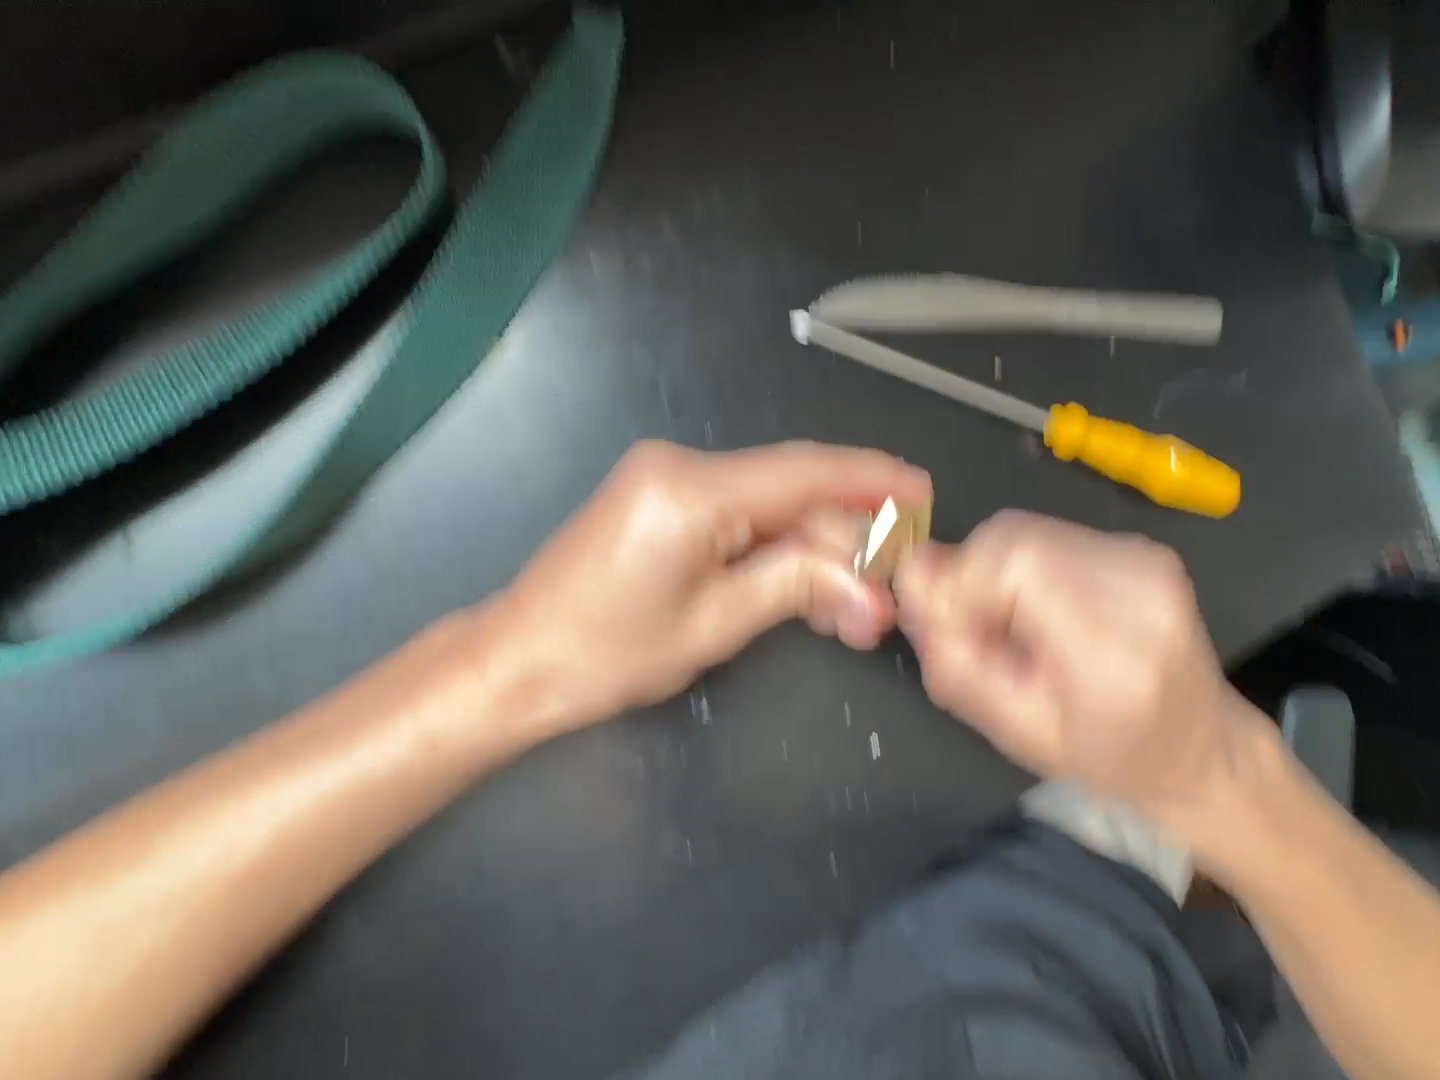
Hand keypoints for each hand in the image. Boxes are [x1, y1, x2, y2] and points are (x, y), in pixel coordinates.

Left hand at [491, 440, 931, 729]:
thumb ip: (796, 586)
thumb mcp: (713, 625)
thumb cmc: (605, 655)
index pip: (804, 473)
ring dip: (811, 545)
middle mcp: (678, 465)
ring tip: (852, 599)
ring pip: (766, 501)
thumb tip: (872, 586)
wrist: (517, 660)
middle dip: (844, 535)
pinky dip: (773, 543)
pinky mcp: (657, 497)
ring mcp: (663, 477)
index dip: (870, 481)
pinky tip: (804, 577)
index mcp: (691, 491)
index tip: (922, 493)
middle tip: (888, 585)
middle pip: (789, 488)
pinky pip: (735, 511)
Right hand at [892, 511, 1246, 817]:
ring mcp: (1143, 558)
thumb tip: (911, 579)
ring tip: (1011, 624)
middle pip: (1013, 536)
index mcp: (1113, 646)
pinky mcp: (1139, 547)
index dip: (959, 583)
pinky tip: (1038, 610)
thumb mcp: (1015, 732)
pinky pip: (1048, 535)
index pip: (1014, 561)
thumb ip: (957, 660)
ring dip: (993, 571)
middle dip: (970, 576)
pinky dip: (1021, 567)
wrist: (1200, 749)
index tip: (947, 626)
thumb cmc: (1107, 758)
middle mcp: (1137, 586)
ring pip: (1024, 529)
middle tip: (974, 630)